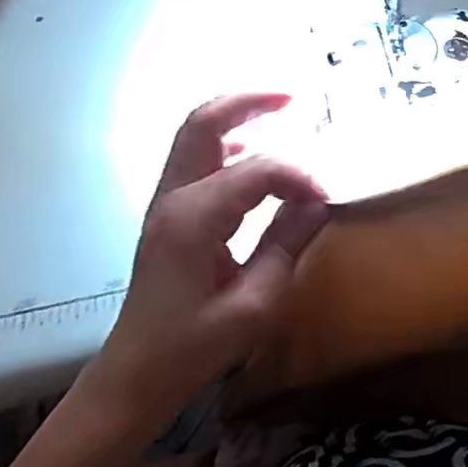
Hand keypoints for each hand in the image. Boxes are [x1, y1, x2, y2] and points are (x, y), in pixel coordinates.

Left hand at [83, 94, 327, 426]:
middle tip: (294, 95)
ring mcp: (164, 202)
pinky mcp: (169, 213)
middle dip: (248, 101)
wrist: (139, 371)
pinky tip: (251, 148)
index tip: (328, 198)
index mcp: (192, 220)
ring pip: (195, 135)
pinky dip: (226, 141)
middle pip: (203, 123)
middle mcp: (172, 198)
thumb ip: (287, 245)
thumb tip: (318, 201)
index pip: (255, 172)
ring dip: (235, 115)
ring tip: (279, 109)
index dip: (299, 177)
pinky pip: (196, 159)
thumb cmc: (194, 346)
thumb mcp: (254, 305)